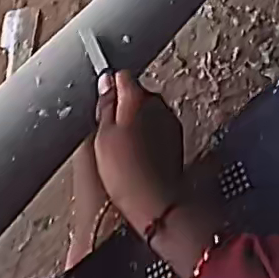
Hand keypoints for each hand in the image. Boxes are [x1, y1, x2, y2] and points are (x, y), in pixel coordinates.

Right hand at [92, 70, 184, 231]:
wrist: (156, 201)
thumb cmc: (126, 171)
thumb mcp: (103, 136)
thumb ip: (106, 104)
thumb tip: (106, 81)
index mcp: (136, 97)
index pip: (122, 76)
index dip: (110, 88)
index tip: (102, 104)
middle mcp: (156, 102)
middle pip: (136, 92)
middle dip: (123, 106)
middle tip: (110, 132)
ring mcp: (168, 118)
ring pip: (147, 109)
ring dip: (137, 120)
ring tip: (124, 148)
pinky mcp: (176, 136)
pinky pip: (157, 125)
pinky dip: (148, 133)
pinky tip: (139, 154)